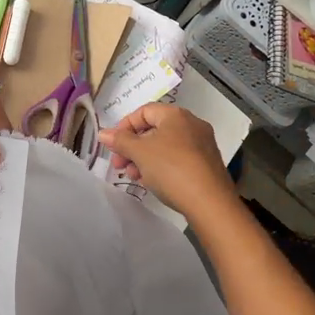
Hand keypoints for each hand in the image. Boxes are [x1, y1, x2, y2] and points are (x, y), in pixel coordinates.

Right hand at [97, 104, 236, 218]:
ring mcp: (202, 145)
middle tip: (120, 165)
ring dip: (145, 159)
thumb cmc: (171, 168)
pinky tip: (153, 183)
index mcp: (176, 114)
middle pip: (154, 130)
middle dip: (133, 147)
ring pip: (166, 146)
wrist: (210, 203)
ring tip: (134, 177)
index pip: (144, 111)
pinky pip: (178, 159)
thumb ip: (120, 140)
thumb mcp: (140, 153)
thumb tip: (103, 133)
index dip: (125, 126)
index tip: (113, 146)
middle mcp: (192, 124)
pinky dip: (162, 167)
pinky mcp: (207, 165)